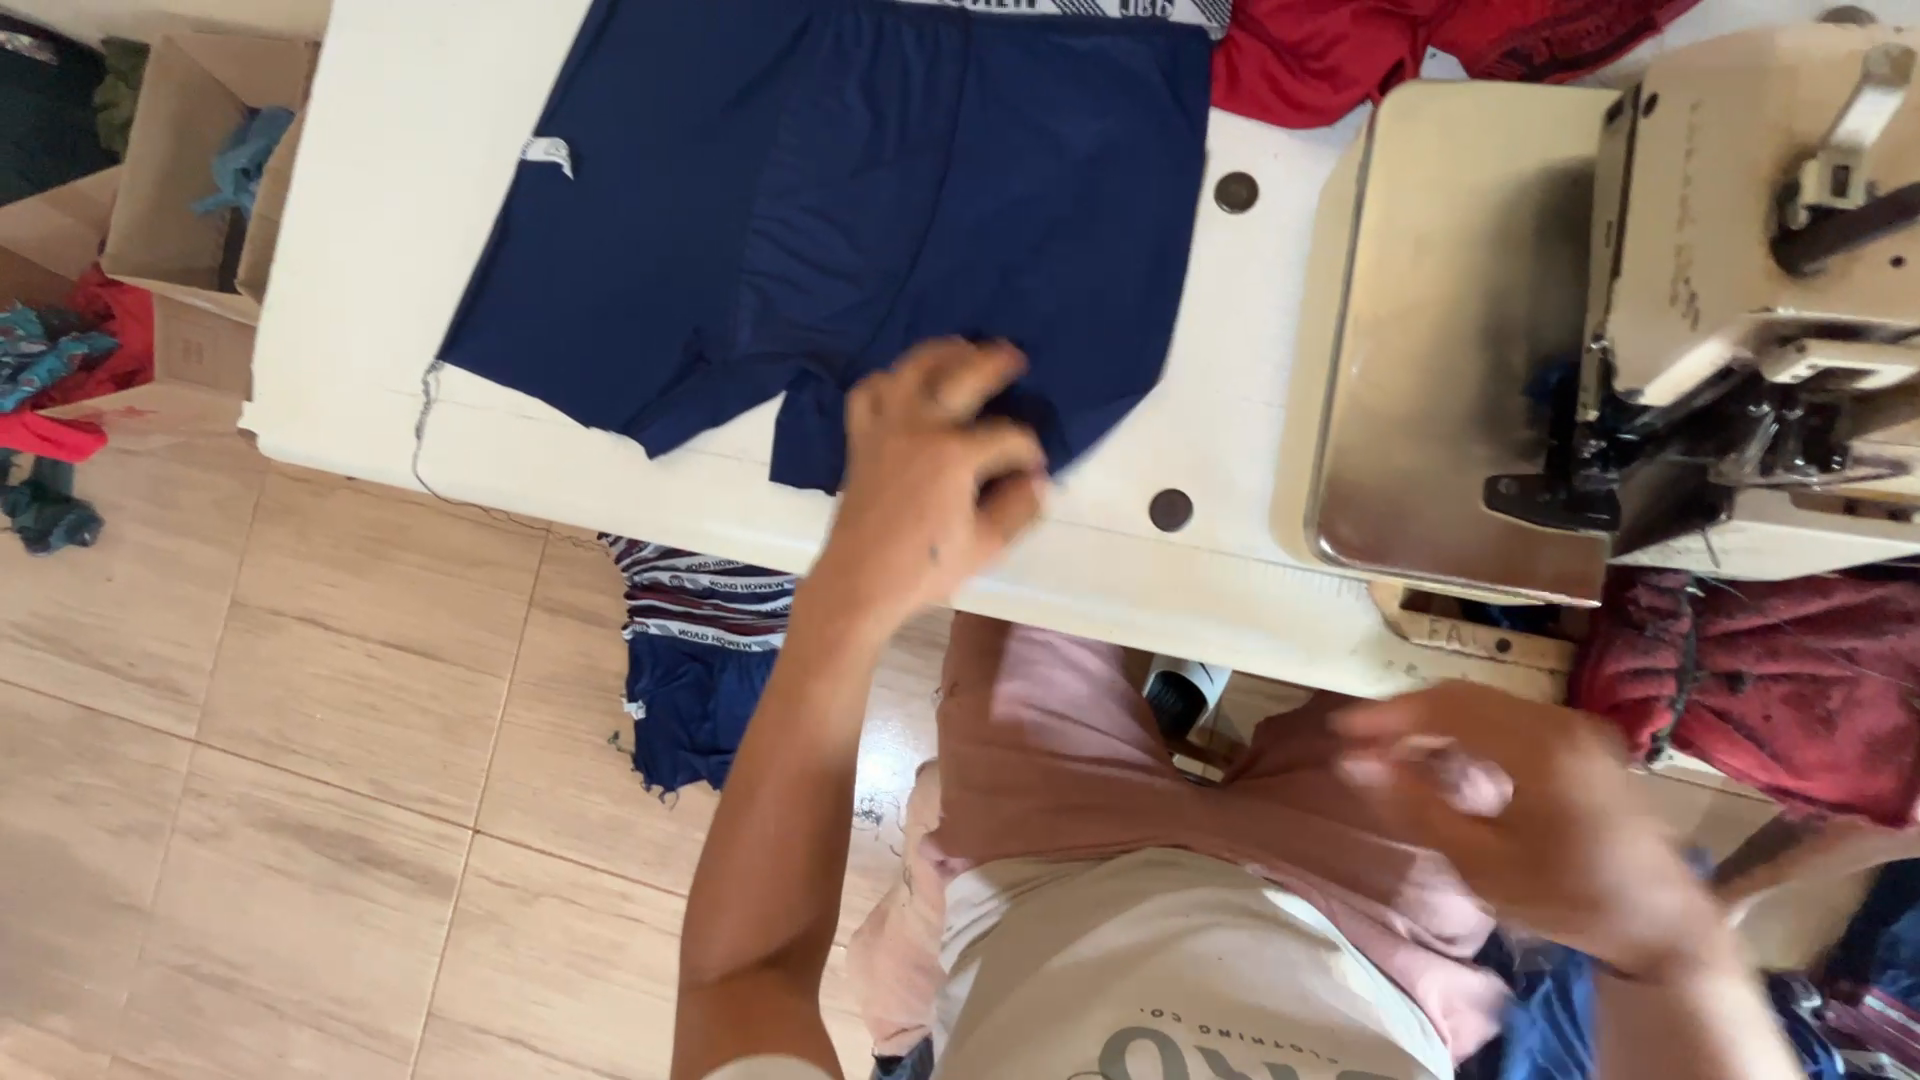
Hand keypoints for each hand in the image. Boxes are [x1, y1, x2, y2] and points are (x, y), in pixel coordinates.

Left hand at [805, 338, 1047, 636]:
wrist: (860, 582)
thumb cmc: (925, 568)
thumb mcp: (987, 545)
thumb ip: (1019, 508)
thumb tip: (1038, 480)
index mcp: (955, 455)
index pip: (1008, 436)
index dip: (1029, 449)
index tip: (1035, 466)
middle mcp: (919, 427)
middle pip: (963, 375)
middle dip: (996, 362)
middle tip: (1015, 357)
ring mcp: (885, 427)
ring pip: (912, 368)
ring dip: (940, 353)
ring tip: (961, 350)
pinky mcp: (861, 438)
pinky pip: (869, 392)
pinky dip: (888, 382)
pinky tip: (904, 387)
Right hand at [1333, 681, 1730, 981]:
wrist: (1664, 928)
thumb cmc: (1567, 899)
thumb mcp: (1479, 863)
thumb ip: (1411, 805)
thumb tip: (1351, 762)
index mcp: (1539, 748)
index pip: (1442, 707)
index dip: (1385, 715)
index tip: (1341, 731)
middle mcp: (1558, 723)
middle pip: (1459, 696)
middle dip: (1403, 715)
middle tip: (1362, 743)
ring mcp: (1573, 728)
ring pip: (1479, 702)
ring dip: (1430, 721)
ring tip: (1393, 751)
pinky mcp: (1579, 740)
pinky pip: (1502, 715)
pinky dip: (1461, 728)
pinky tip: (1442, 757)